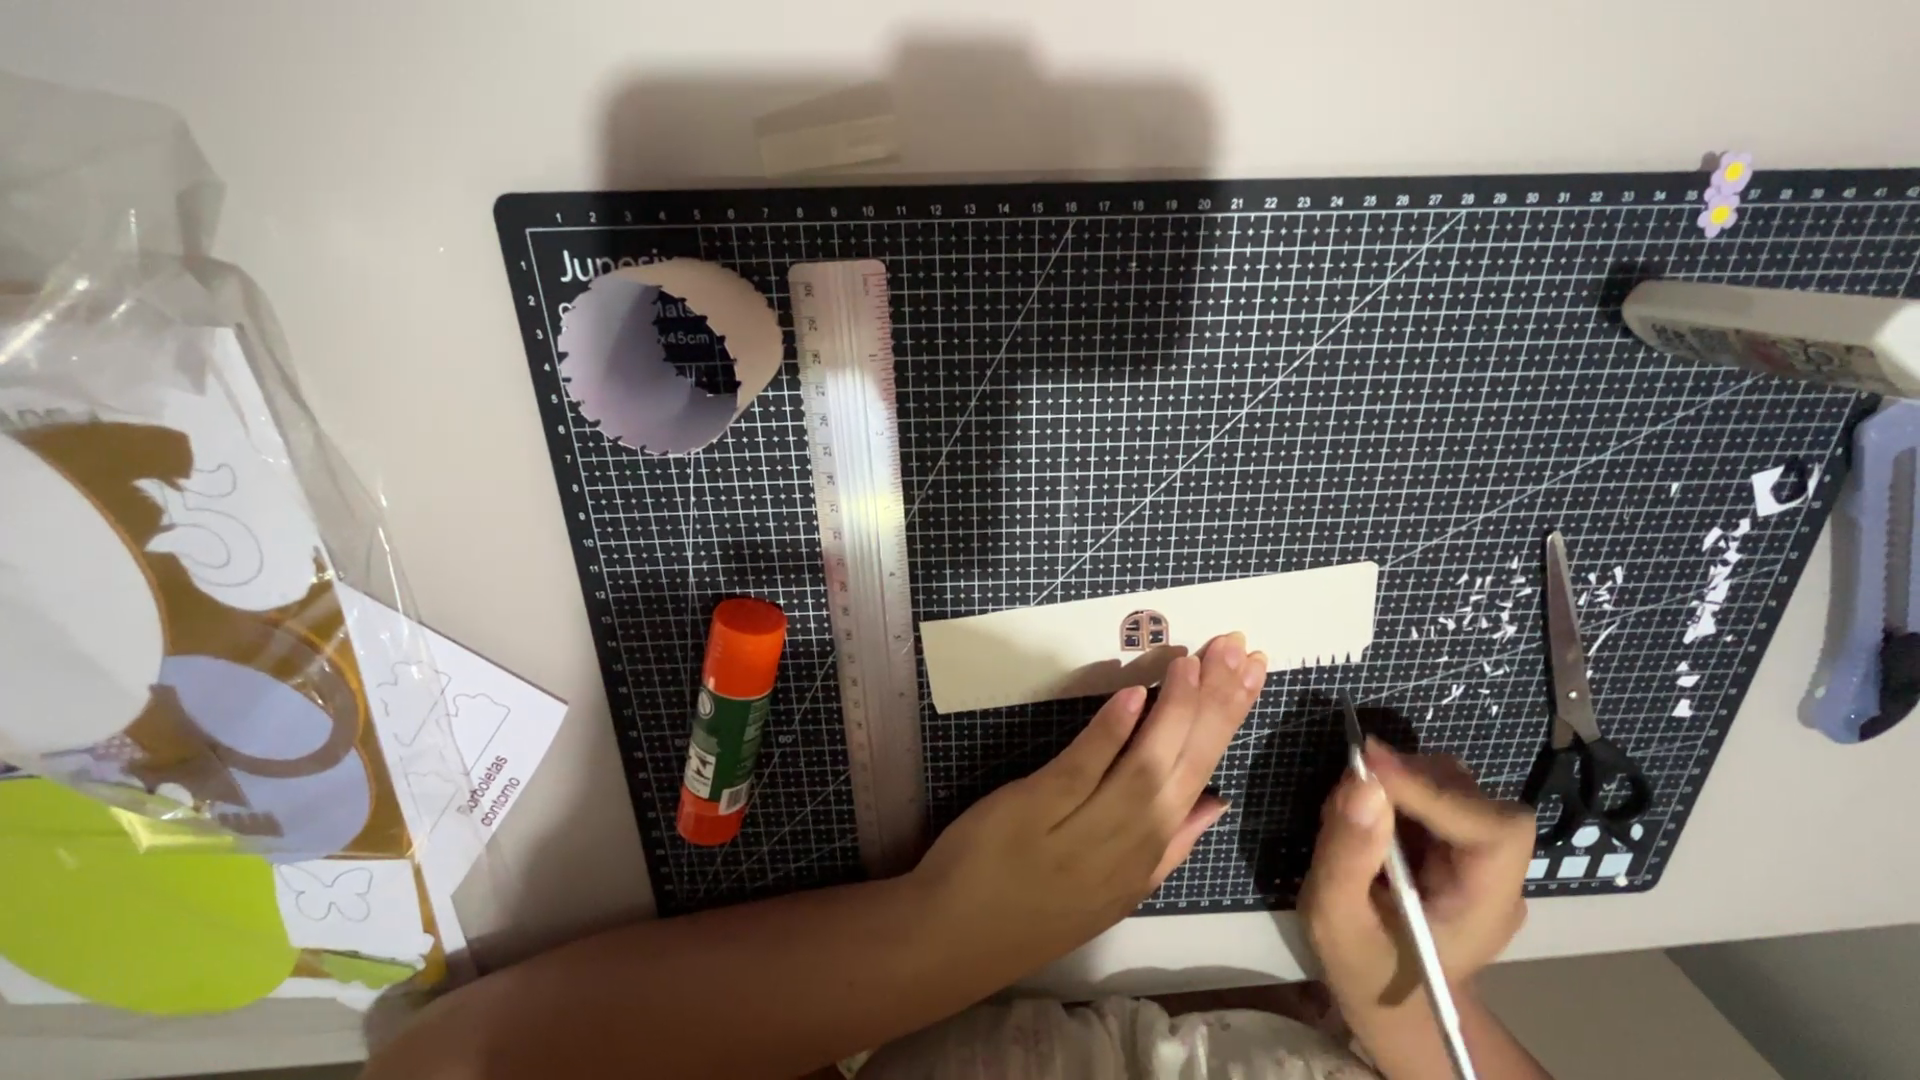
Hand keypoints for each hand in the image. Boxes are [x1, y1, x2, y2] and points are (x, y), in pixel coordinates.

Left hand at [912, 633, 1267, 970]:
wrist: (958, 936)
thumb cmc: (1036, 906)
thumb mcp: (1117, 890)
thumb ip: (1168, 846)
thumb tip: (1216, 801)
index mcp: (1147, 860)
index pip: (1199, 779)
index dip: (1227, 724)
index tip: (1251, 674)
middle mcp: (1125, 848)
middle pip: (1179, 769)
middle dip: (1214, 708)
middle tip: (1238, 651)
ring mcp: (1080, 833)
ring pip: (1141, 768)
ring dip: (1172, 713)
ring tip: (1194, 664)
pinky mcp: (1033, 811)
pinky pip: (1080, 769)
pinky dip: (1109, 734)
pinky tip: (1132, 696)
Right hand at [1300, 741, 1534, 1025]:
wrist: (1389, 1001)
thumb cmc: (1363, 970)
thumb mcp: (1335, 920)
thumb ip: (1347, 854)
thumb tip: (1361, 782)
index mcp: (1485, 908)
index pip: (1492, 831)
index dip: (1435, 791)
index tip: (1371, 767)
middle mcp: (1498, 878)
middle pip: (1478, 802)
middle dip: (1415, 780)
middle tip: (1353, 779)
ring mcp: (1481, 861)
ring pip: (1457, 791)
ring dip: (1403, 782)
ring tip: (1351, 810)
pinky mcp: (1455, 847)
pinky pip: (1435, 798)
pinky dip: (1397, 791)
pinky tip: (1364, 817)